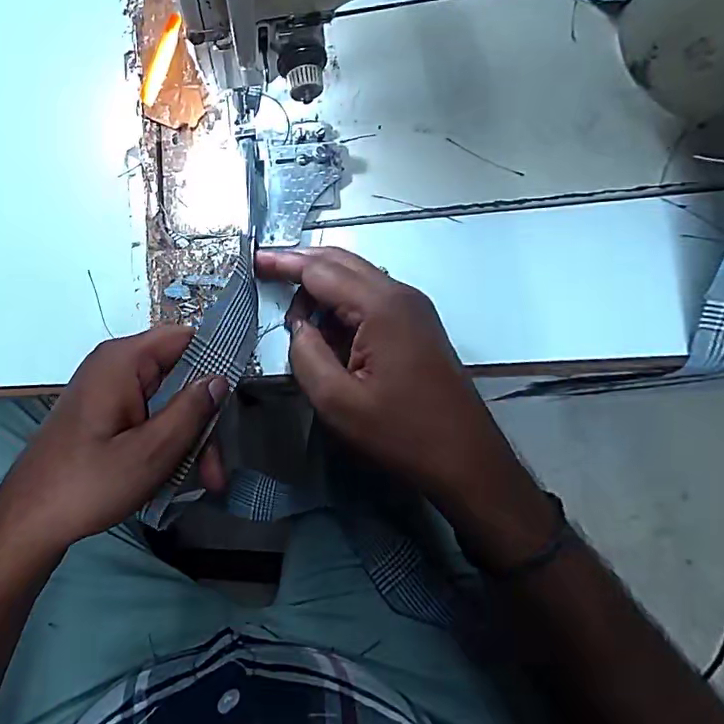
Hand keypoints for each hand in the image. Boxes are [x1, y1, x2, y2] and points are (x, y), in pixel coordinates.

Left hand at [0, 326, 228, 560]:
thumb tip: (219, 379)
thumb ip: (190, 412)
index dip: (215, 360)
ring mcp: (107, 388)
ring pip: (165, 399)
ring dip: (187, 436)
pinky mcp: (103, 411)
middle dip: (202, 418)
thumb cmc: (88, 482)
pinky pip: (146, 413)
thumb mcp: (151, 452)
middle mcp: (114, 365)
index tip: (239, 398)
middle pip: (178, 373)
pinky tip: (177, 475)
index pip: (182, 337)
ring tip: (202, 481)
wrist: (31, 516)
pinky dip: (165, 439)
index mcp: (122, 360)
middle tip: (216, 469)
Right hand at [256, 247, 554, 560]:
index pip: (320, 270)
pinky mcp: (416, 324)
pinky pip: (368, 296)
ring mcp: (413, 308)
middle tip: (264, 273)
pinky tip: (325, 328)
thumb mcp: (337, 401)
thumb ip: (305, 354)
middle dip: (299, 264)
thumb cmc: (403, 434)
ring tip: (295, 318)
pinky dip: (340, 301)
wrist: (470, 464)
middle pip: (339, 262)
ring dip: (320, 286)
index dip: (283, 263)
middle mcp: (401, 295)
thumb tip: (299, 328)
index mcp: (382, 308)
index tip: (253, 260)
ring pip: (355, 276)